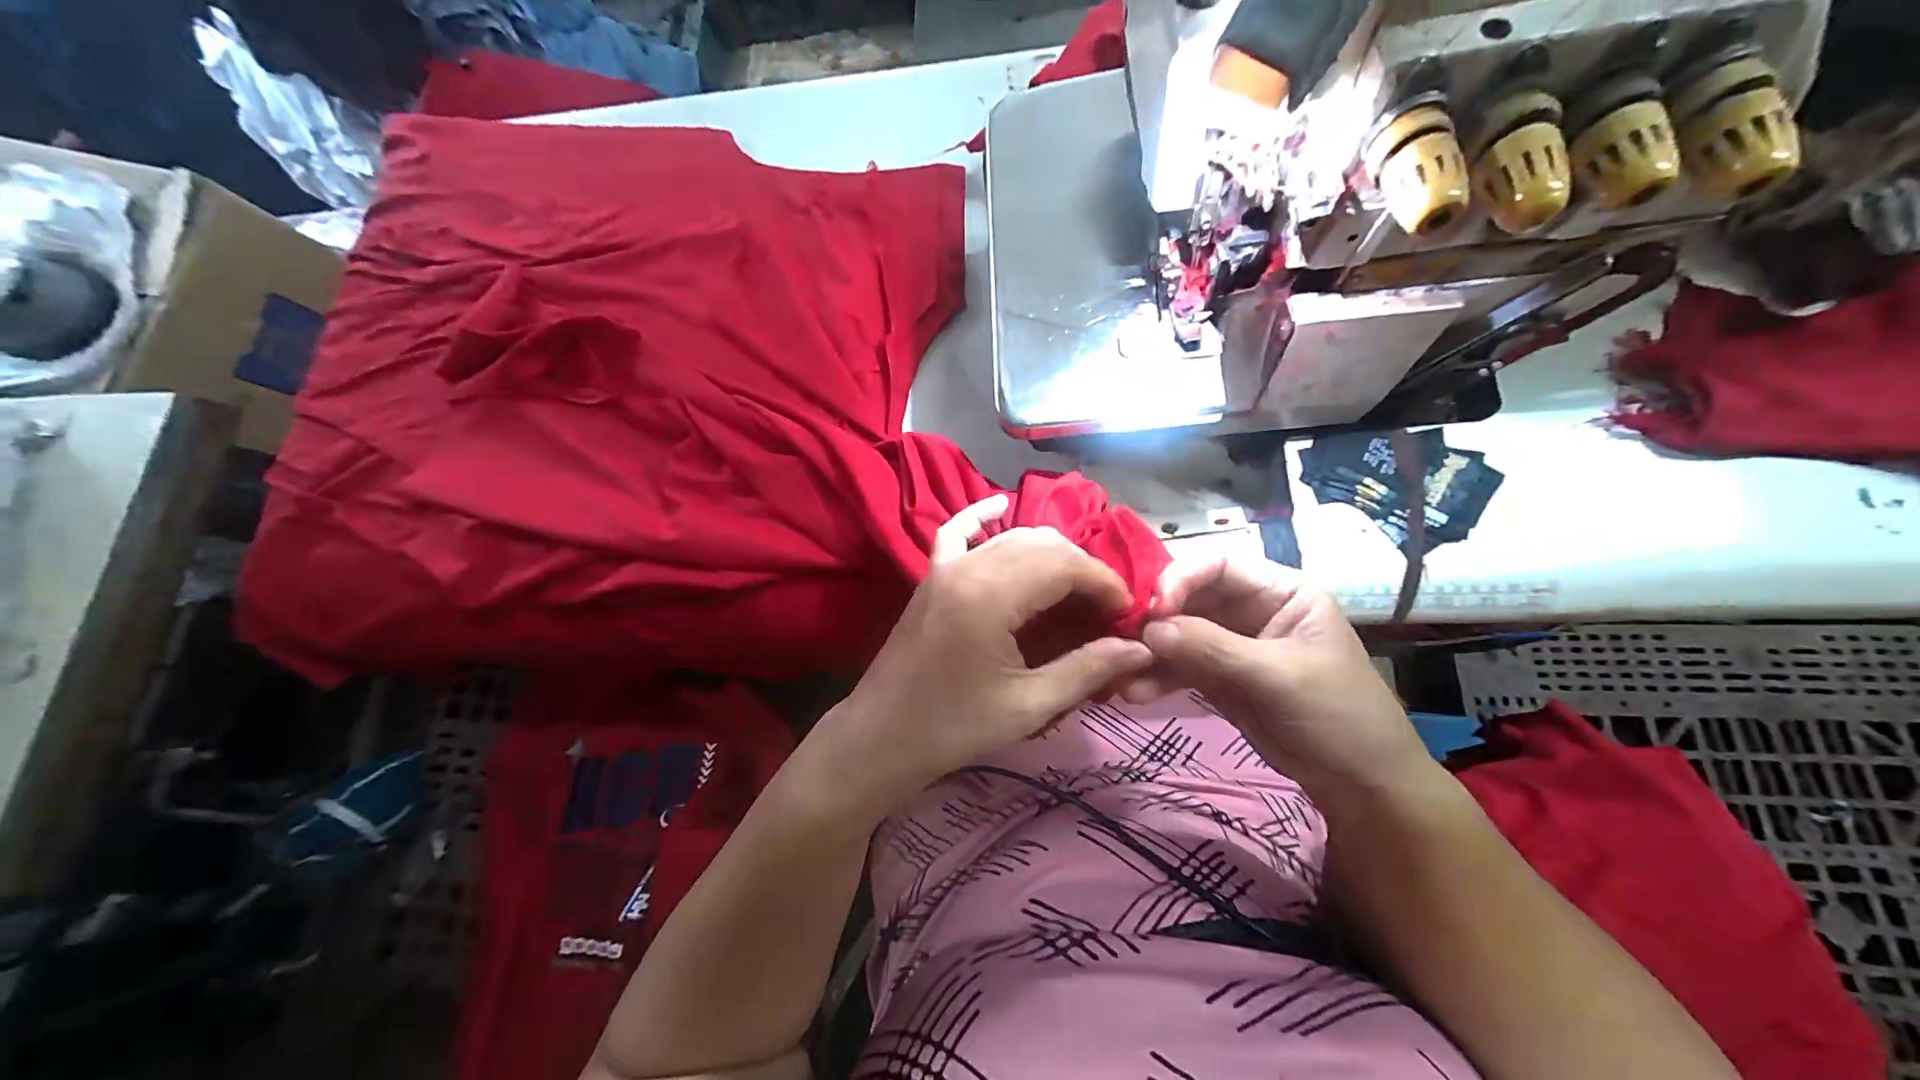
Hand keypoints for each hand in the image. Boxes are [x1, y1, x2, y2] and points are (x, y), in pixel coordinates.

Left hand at [810, 496, 1154, 819]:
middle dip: (1083, 570)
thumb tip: (1141, 647)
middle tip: (1103, 612)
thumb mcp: (1029, 705)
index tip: (1126, 614)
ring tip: (1074, 594)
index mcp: (991, 595)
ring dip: (1050, 555)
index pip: (1066, 564)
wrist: (882, 736)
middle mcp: (969, 567)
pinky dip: (984, 518)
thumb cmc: (954, 728)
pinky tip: (1002, 507)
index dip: (1105, 583)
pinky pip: (959, 531)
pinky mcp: (931, 576)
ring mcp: (945, 566)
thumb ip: (1088, 669)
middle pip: (1044, 544)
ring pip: (1012, 537)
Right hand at [1122, 556, 1433, 801]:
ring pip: (1179, 634)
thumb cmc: (1337, 716)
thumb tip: (1150, 628)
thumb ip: (1213, 649)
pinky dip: (1157, 677)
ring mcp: (1232, 645)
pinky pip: (1180, 667)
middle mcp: (1252, 610)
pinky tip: (1134, 692)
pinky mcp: (1219, 678)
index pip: (1221, 567)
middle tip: (1125, 640)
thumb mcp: (1279, 678)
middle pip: (1192, 598)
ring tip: (1123, 673)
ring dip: (1150, 653)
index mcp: (1281, 592)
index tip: (1153, 607)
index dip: (1182, 578)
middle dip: (1158, 618)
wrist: (1362, 787)